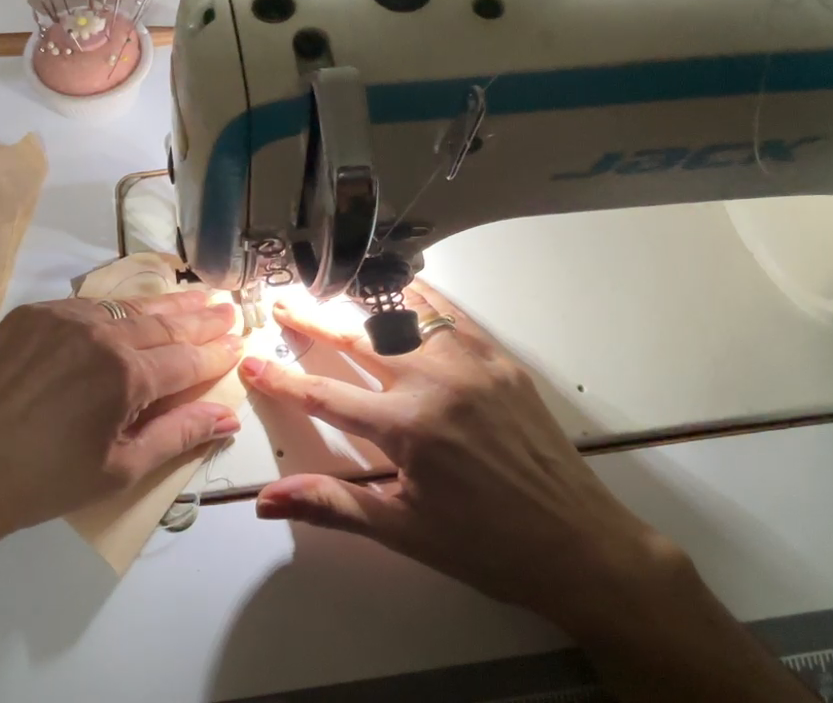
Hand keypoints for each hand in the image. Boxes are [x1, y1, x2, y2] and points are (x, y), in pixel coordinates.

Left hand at [0, 292, 242, 593]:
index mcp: (126, 374)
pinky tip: (134, 309)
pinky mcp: (32, 313)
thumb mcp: (119, 470)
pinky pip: (89, 305)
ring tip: (196, 297)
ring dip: (166, 305)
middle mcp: (100, 332)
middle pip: (164, 321)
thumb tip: (228, 415)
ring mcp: (62, 316)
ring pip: (128, 306)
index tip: (239, 341)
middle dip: (201, 316)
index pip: (187, 358)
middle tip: (230, 306)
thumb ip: (177, 435)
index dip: (216, 352)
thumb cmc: (41, 482)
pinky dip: (119, 308)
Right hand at [242, 283, 685, 636]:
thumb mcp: (402, 530)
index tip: (250, 362)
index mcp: (406, 428)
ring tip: (331, 286)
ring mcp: (472, 363)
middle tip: (283, 302)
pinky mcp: (500, 359)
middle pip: (357, 335)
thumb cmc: (485, 545)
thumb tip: (265, 501)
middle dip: (312, 317)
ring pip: (403, 311)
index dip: (280, 379)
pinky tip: (398, 291)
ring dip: (361, 298)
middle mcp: (435, 382)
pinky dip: (416, 298)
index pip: (324, 394)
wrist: (581, 545)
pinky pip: (449, 313)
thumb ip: (330, 504)